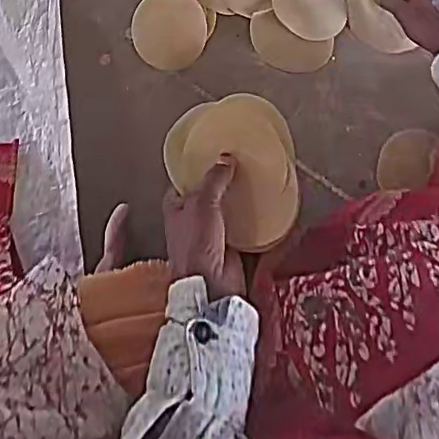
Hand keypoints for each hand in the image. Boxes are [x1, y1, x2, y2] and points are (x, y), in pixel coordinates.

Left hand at [163, 156, 245, 296]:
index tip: (213, 151)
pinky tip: (262, 202)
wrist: (212, 286)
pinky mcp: (230, 243)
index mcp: (176, 206)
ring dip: (238, 196)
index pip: (185, 179)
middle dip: (222, 180)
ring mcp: (211, 232)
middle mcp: (191, 218)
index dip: (197, 166)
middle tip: (238, 162)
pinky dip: (251, 214)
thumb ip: (214, 179)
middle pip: (208, 192)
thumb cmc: (196, 245)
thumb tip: (226, 159)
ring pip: (225, 207)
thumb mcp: (202, 203)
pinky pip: (242, 223)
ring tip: (253, 177)